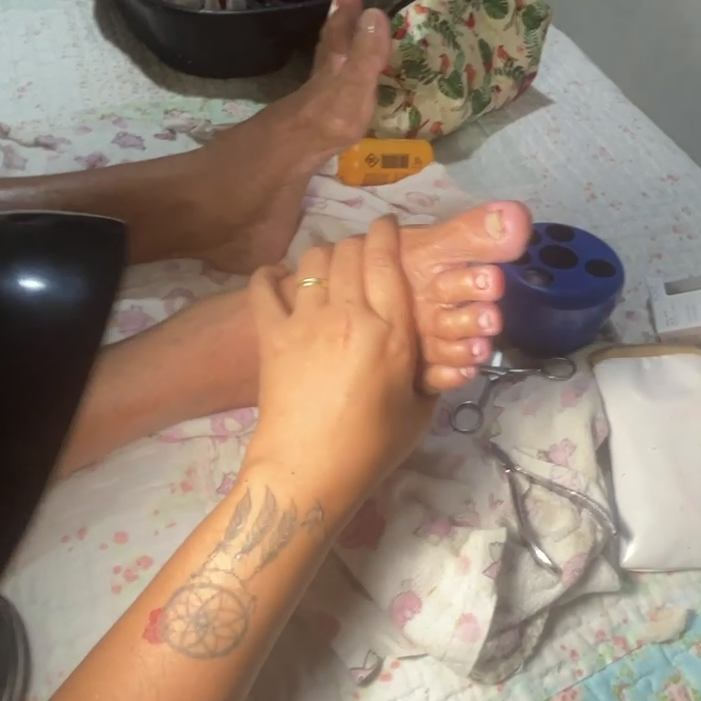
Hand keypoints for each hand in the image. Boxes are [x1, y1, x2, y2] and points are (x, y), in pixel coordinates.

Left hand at [245, 218, 434, 505]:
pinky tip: (276, 276)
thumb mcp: (420, 410)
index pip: (386, 260)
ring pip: (313, 261)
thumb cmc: (372, 448)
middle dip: (358, 242)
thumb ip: (430, 372)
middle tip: (363, 252)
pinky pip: (263, 289)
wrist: (308, 473)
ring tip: (328, 267)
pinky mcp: (271, 335)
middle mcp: (348, 314)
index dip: (387, 233)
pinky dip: (269, 275)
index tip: (388, 227)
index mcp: (391, 331)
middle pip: (350, 252)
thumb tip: (436, 350)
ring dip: (323, 255)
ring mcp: (305, 321)